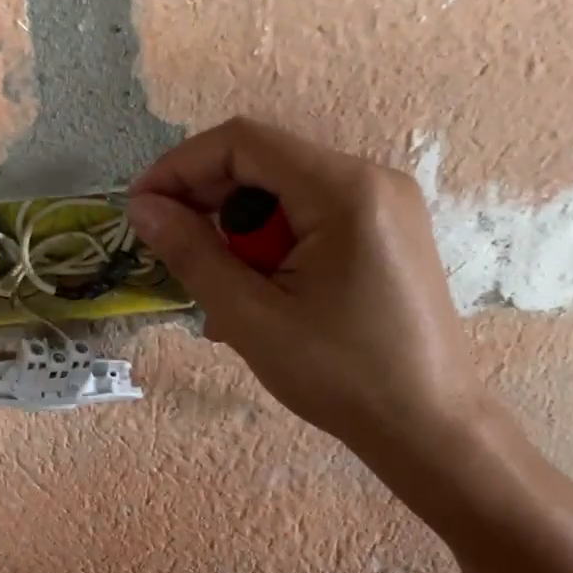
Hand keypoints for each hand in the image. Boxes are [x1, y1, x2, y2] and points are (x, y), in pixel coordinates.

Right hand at [128, 118, 487, 452]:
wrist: (432, 428)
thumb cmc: (341, 376)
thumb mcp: (251, 317)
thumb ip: (192, 253)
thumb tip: (142, 207)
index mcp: (344, 191)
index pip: (242, 143)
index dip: (180, 167)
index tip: (140, 208)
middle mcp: (371, 179)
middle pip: (263, 162)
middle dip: (206, 200)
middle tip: (169, 250)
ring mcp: (384, 203)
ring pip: (282, 191)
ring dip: (236, 229)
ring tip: (216, 289)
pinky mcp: (386, 230)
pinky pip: (309, 215)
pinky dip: (270, 243)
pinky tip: (256, 291)